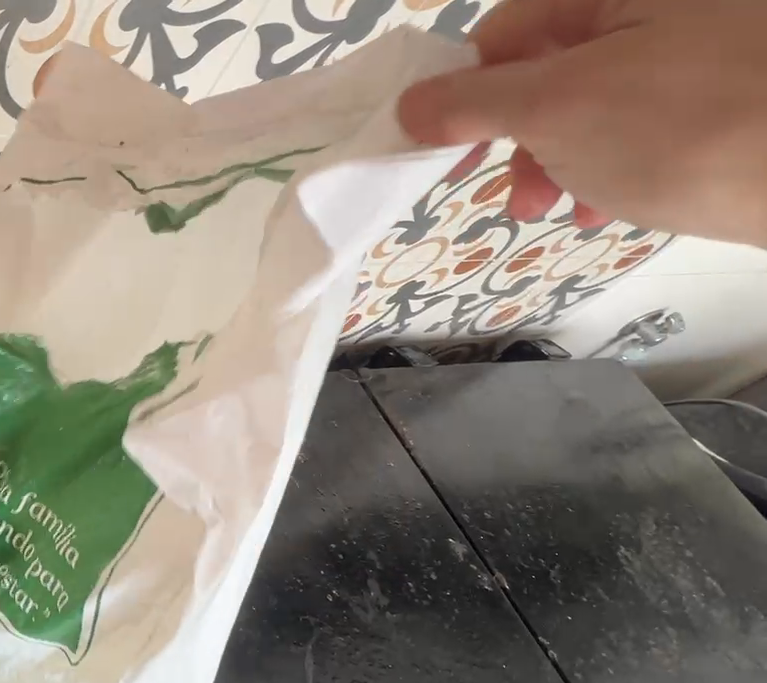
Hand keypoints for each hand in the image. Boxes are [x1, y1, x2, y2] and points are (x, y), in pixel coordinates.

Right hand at [397, 0, 766, 245]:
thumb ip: (472, 99)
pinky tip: (603, 204)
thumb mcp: (557, 106)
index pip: (506, 26)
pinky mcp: (728, 94)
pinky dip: (605, 165)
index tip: (443, 147)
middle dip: (511, 135)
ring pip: (587, 101)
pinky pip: (638, 121)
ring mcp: (706, 47)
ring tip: (550, 207)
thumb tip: (409, 103)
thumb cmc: (687, 125)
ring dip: (550, 161)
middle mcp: (669, 6)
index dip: (462, 88)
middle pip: (545, 66)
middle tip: (499, 186)